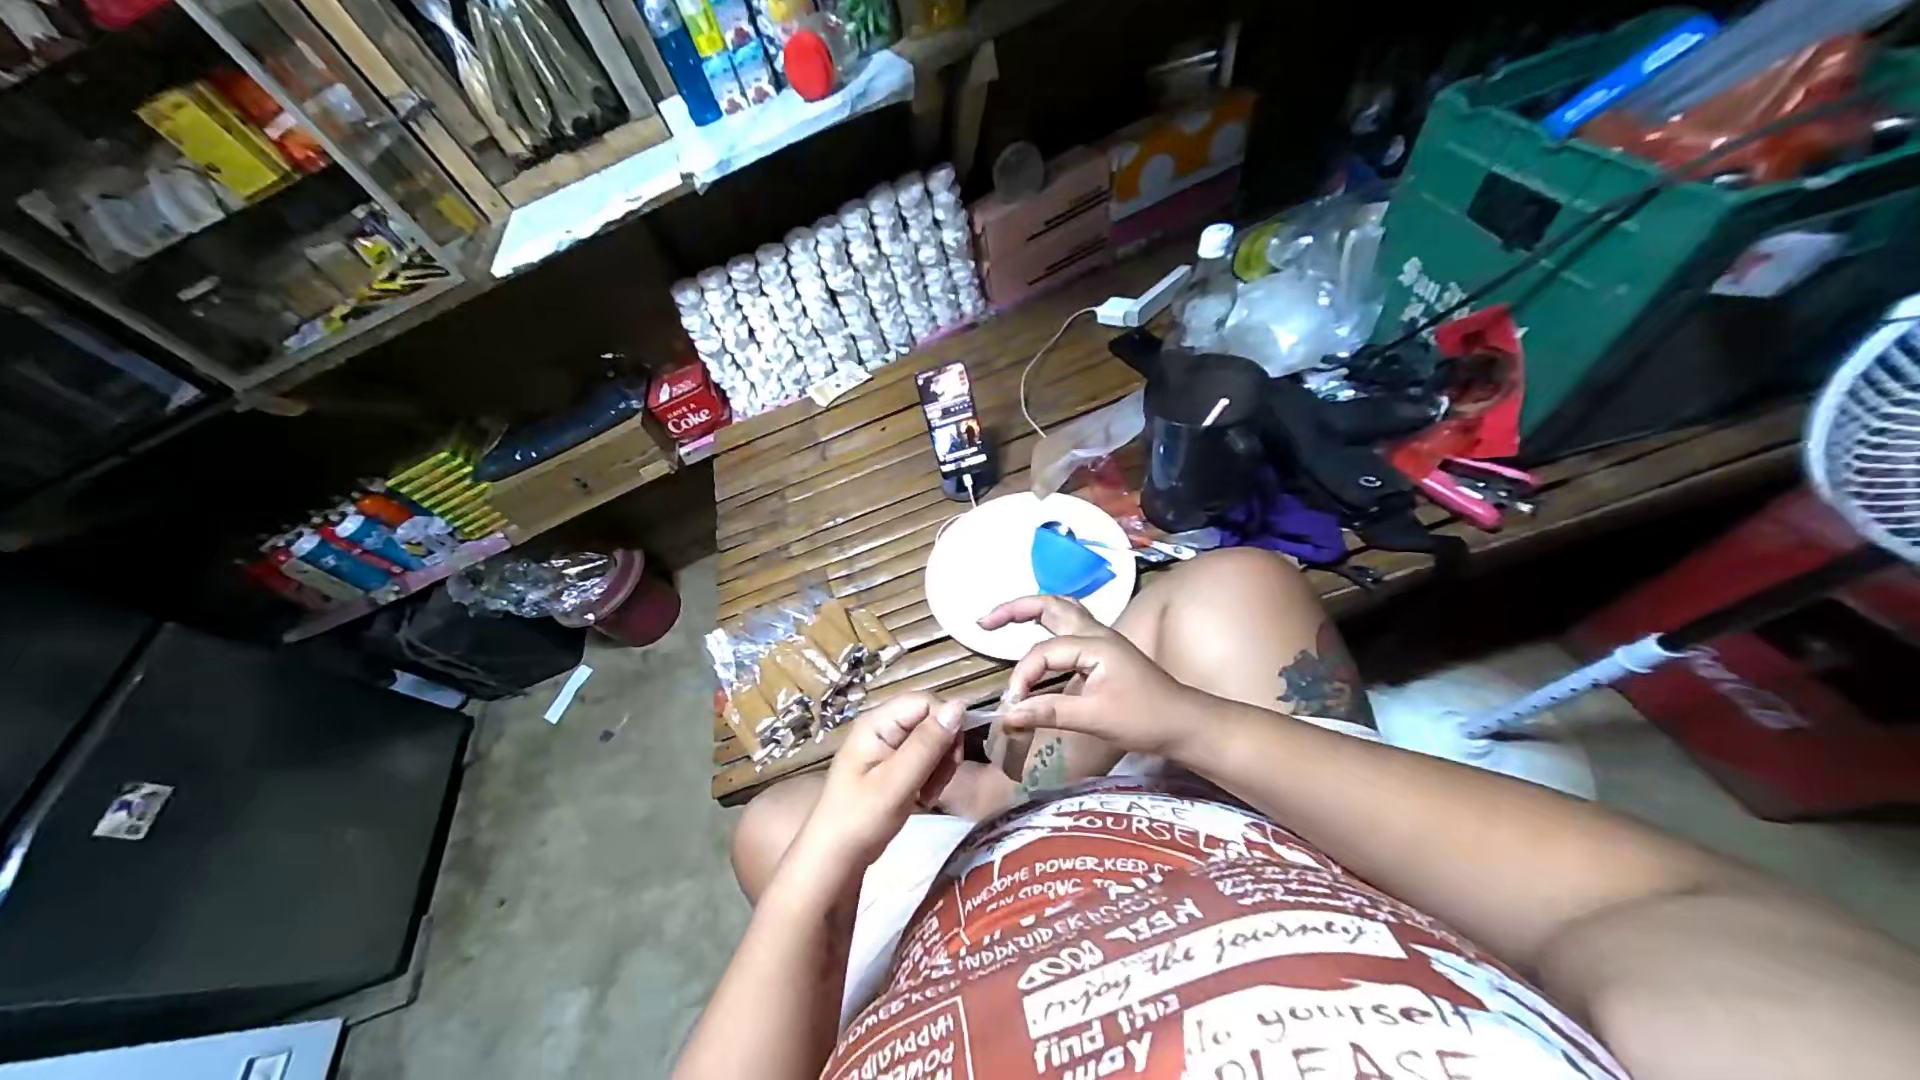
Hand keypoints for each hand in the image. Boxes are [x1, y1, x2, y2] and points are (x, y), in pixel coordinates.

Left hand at [791, 693, 962, 874]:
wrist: (836, 858)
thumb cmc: (860, 819)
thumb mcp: (896, 783)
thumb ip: (927, 744)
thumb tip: (959, 706)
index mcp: (877, 722)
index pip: (926, 701)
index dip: (945, 724)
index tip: (950, 760)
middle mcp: (884, 726)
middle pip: (932, 718)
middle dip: (944, 749)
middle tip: (936, 783)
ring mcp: (889, 745)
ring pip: (934, 739)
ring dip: (940, 766)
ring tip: (927, 795)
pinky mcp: (895, 763)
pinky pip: (926, 757)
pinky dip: (933, 776)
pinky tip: (923, 797)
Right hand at [977, 595, 1212, 758]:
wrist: (1185, 723)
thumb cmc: (1144, 719)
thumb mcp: (1094, 718)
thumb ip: (1048, 712)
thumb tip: (1008, 714)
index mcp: (1094, 643)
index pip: (1042, 652)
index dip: (1022, 677)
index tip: (1013, 706)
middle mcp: (1096, 632)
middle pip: (1049, 605)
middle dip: (1015, 609)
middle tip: (984, 622)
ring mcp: (1101, 638)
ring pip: (1061, 610)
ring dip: (1032, 609)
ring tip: (1004, 619)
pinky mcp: (1103, 651)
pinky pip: (1069, 626)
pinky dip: (1047, 623)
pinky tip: (1037, 634)